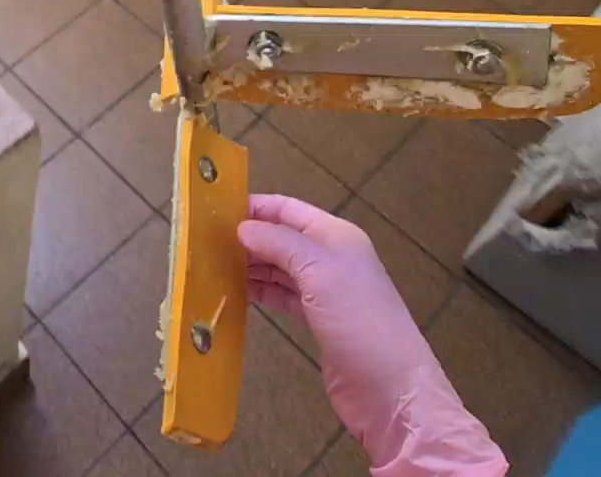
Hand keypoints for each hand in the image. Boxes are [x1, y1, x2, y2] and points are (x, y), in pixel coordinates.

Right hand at [238, 195, 506, 476]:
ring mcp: (325, 289)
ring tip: (214, 264)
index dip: (254, 206)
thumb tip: (241, 227)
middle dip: (248, 236)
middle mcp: (330, 257)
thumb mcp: (318, 272)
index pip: (287, 208)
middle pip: (281, 236)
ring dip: (250, 264)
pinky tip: (237, 290)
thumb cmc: (359, 321)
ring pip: (278, 265)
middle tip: (207, 241)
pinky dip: (260, 289)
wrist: (393, 394)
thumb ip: (278, 243)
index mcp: (335, 236)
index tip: (215, 210)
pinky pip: (281, 293)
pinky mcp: (318, 318)